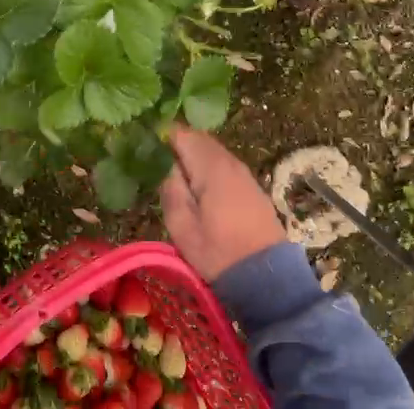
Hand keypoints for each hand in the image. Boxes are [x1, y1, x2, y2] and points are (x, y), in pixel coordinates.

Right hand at [160, 125, 287, 280]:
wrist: (268, 279)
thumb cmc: (218, 253)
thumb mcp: (182, 225)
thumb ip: (170, 188)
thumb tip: (164, 163)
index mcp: (210, 167)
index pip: (181, 133)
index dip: (161, 136)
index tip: (146, 150)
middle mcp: (229, 161)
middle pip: (198, 138)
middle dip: (177, 144)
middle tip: (157, 163)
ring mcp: (244, 173)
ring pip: (212, 150)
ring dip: (193, 155)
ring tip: (176, 176)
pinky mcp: (252, 186)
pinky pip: (223, 164)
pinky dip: (208, 166)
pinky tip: (200, 187)